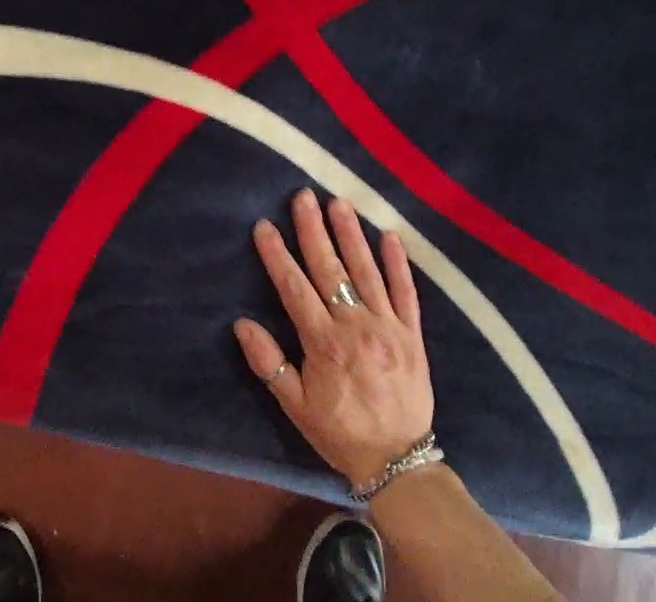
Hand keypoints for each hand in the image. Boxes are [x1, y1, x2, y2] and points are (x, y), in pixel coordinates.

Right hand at [234, 189, 433, 488]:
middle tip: (303, 196)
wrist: (397, 460)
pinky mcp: (412, 334)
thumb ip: (269, 363)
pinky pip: (406, 292)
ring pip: (367, 271)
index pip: (294, 287)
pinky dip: (398, 263)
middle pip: (330, 269)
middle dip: (313, 230)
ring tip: (338, 203)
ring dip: (351, 234)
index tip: (264, 225)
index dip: (277, 254)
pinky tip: (390, 236)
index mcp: (324, 342)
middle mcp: (356, 326)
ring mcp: (388, 327)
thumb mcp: (295, 405)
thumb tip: (242, 323)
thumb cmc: (338, 431)